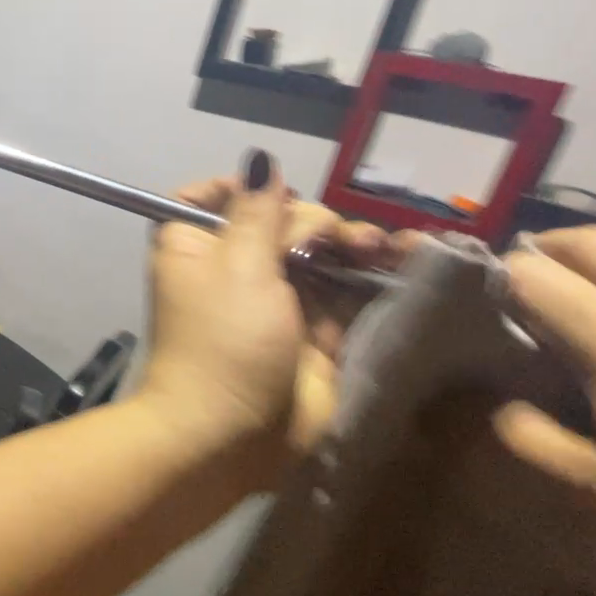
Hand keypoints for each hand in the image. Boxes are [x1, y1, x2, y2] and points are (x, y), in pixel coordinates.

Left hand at [137, 152, 393, 485]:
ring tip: (381, 247)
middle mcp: (229, 269)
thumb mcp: (238, 267)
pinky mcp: (310, 333)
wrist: (230, 434)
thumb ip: (257, 215)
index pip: (207, 199)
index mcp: (192, 247)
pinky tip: (403, 262)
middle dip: (315, 219)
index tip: (281, 194)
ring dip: (350, 244)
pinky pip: (342, 293)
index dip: (243, 190)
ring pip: (315, 256)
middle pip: (276, 224)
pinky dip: (370, 278)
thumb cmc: (223, 341)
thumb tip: (257, 162)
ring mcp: (272, 302)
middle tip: (346, 236)